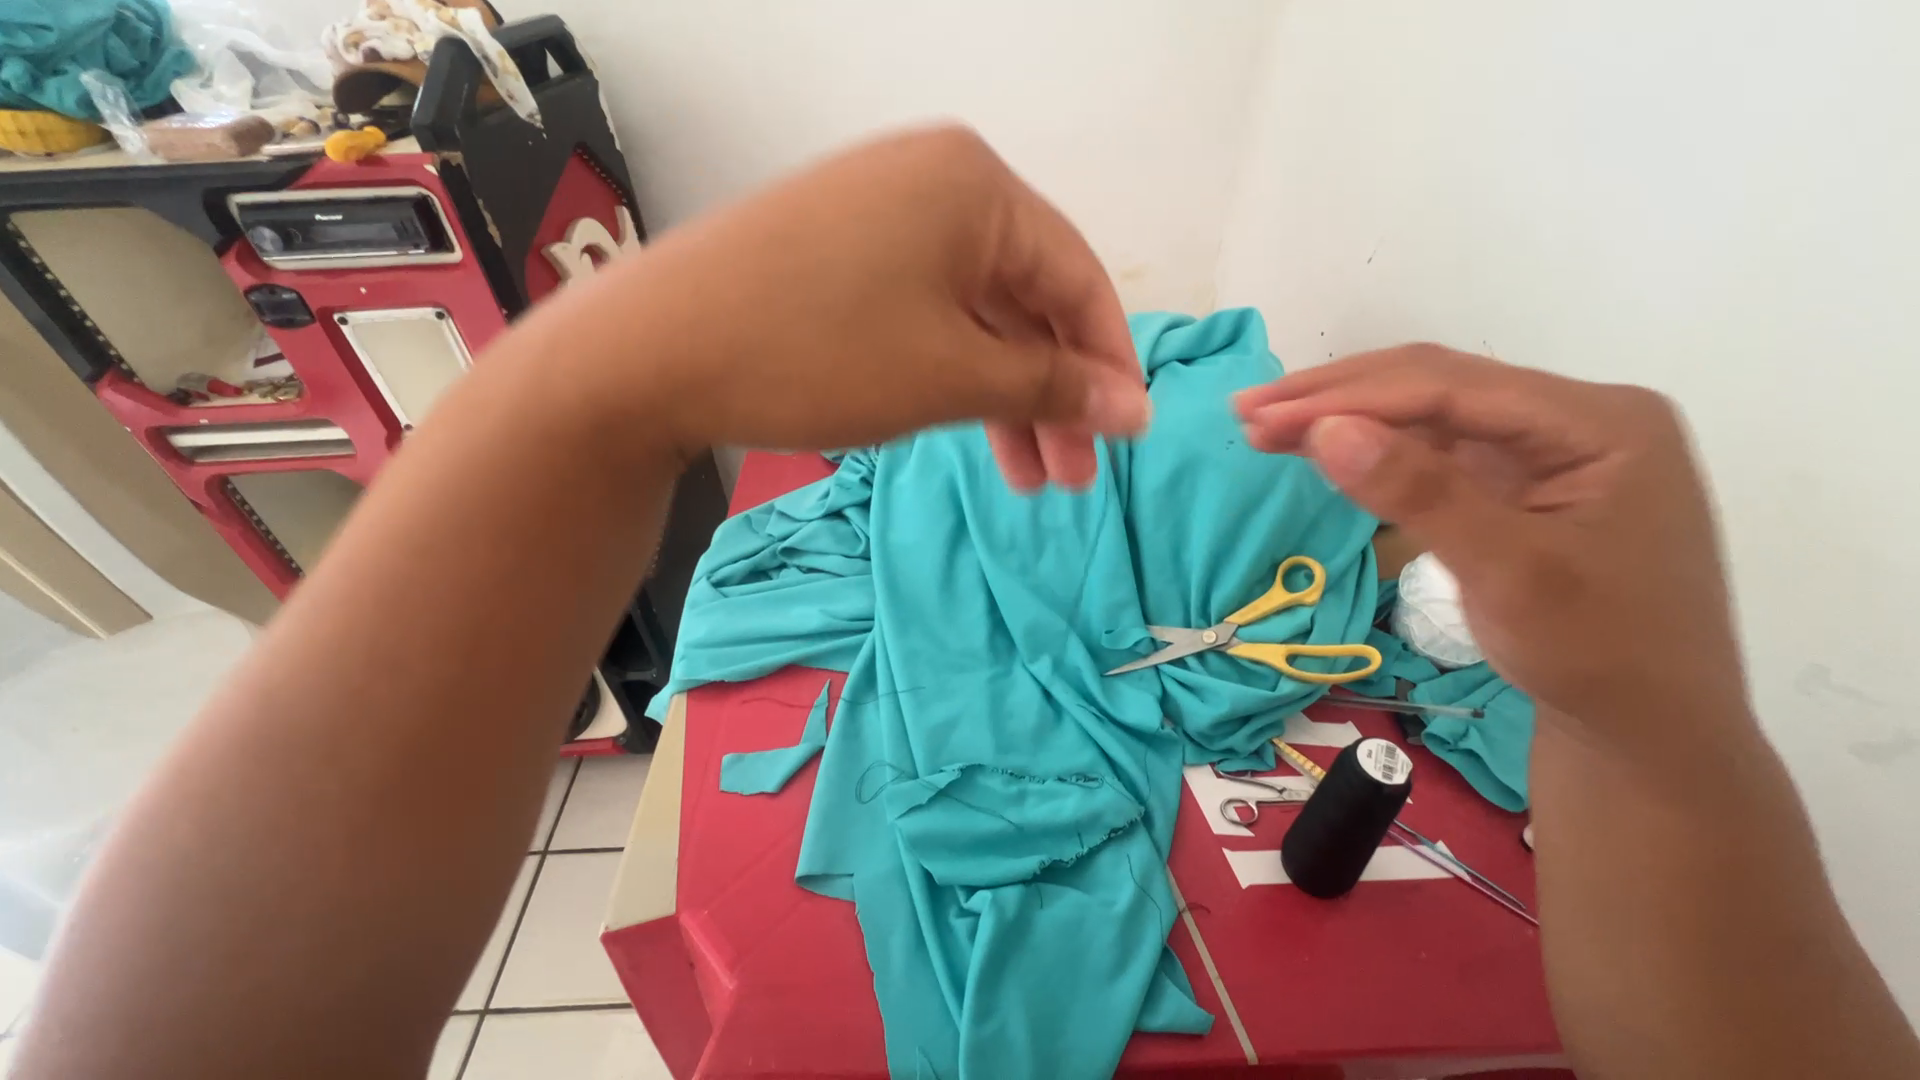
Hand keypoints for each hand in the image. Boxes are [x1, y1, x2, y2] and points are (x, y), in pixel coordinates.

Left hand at [544, 125, 1148, 489]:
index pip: (1078, 276)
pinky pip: (926, 312)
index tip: (1126, 436)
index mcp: (976, 184)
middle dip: (1054, 394)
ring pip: (975, 315)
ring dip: (1005, 396)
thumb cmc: (818, 354)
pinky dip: (953, 372)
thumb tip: (1136, 408)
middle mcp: (935, 181)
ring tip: (1028, 479)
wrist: (649, 352)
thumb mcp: (952, 375)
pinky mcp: (842, 252)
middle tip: (1073, 478)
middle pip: (1027, 299)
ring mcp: (882, 214)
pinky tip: (970, 427)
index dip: (1109, 364)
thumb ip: (1053, 385)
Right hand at [1234, 345, 1749, 745]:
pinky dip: (1375, 451)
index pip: (1449, 388)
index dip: (1348, 396)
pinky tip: (1327, 450)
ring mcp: (1547, 450)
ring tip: (1268, 428)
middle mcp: (1574, 418)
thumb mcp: (1508, 572)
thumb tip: (1324, 428)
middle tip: (1249, 412)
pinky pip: (1436, 450)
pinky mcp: (1520, 483)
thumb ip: (1418, 493)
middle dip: (1338, 398)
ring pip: (1429, 415)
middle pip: (1437, 387)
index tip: (1263, 415)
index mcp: (1597, 421)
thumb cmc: (1594, 654)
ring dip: (1348, 419)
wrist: (1645, 731)